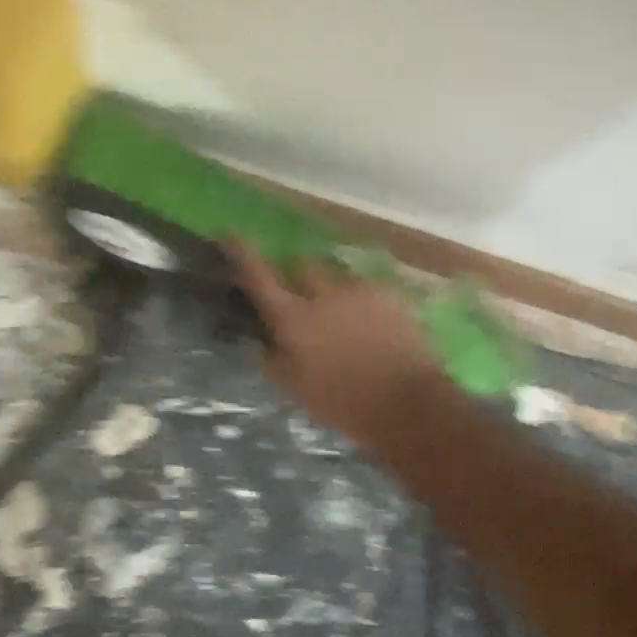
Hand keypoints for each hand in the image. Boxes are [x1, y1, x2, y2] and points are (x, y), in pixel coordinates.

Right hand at [225, 240, 445, 448]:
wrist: (407, 403)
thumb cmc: (343, 403)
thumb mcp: (295, 389)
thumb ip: (272, 359)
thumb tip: (262, 340)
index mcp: (293, 318)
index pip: (259, 277)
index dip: (242, 253)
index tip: (229, 233)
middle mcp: (323, 293)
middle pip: (302, 265)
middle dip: (297, 276)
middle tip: (303, 300)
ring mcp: (359, 289)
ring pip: (336, 274)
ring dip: (331, 288)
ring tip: (343, 316)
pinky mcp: (390, 294)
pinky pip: (366, 287)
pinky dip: (361, 300)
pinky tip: (371, 324)